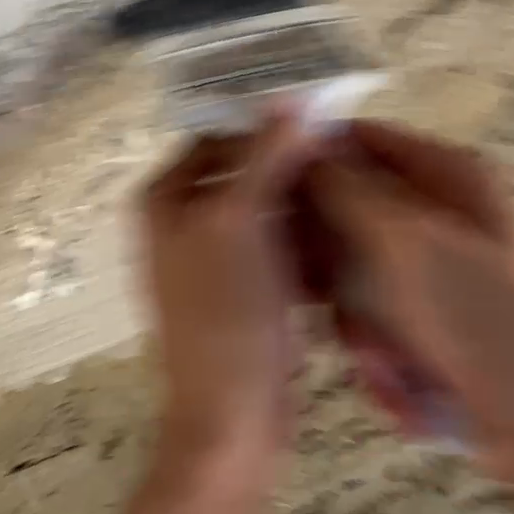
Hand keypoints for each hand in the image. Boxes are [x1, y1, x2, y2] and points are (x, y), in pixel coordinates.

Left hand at [138, 109, 319, 485]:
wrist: (231, 415)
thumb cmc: (225, 311)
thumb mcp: (239, 222)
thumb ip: (263, 157)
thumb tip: (292, 97)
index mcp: (163, 196)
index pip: (219, 140)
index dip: (268, 132)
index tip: (326, 131)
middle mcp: (178, 220)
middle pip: (243, 176)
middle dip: (293, 178)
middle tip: (348, 178)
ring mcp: (208, 258)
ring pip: (265, 215)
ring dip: (305, 215)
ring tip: (350, 215)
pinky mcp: (239, 291)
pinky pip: (275, 253)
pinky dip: (304, 251)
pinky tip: (340, 257)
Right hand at [303, 120, 513, 472]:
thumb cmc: (490, 327)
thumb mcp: (410, 243)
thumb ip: (347, 187)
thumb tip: (296, 141)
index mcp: (452, 175)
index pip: (355, 138)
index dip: (306, 160)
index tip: (266, 194)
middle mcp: (444, 212)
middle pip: (346, 207)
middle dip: (326, 258)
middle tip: (313, 292)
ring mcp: (439, 268)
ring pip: (351, 266)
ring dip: (350, 314)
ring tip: (373, 357)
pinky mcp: (434, 316)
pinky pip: (374, 312)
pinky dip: (374, 347)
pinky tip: (392, 380)